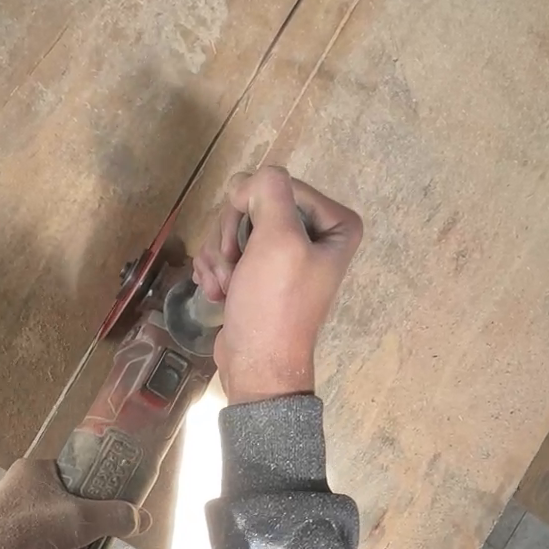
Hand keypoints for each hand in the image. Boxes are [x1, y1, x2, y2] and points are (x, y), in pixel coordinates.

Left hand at [0, 458, 147, 548]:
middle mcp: (27, 494)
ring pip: (62, 545)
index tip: (121, 521)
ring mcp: (17, 524)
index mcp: (39, 473)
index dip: (105, 499)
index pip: (81, 478)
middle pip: (76, 517)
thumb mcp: (79, 521)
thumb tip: (143, 517)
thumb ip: (115, 517)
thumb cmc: (26, 534)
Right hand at [191, 166, 362, 403]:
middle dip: (231, 238)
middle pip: (252, 206)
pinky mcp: (256, 275)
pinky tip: (217, 293)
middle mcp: (312, 235)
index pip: (277, 184)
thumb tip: (245, 183)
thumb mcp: (277, 238)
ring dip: (219, 258)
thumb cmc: (274, 305)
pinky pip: (225, 252)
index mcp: (334, 223)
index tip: (243, 244)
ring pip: (232, 229)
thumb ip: (267, 191)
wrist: (256, 365)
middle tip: (233, 268)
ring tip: (225, 287)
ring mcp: (281, 256)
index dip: (251, 207)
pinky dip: (214, 271)